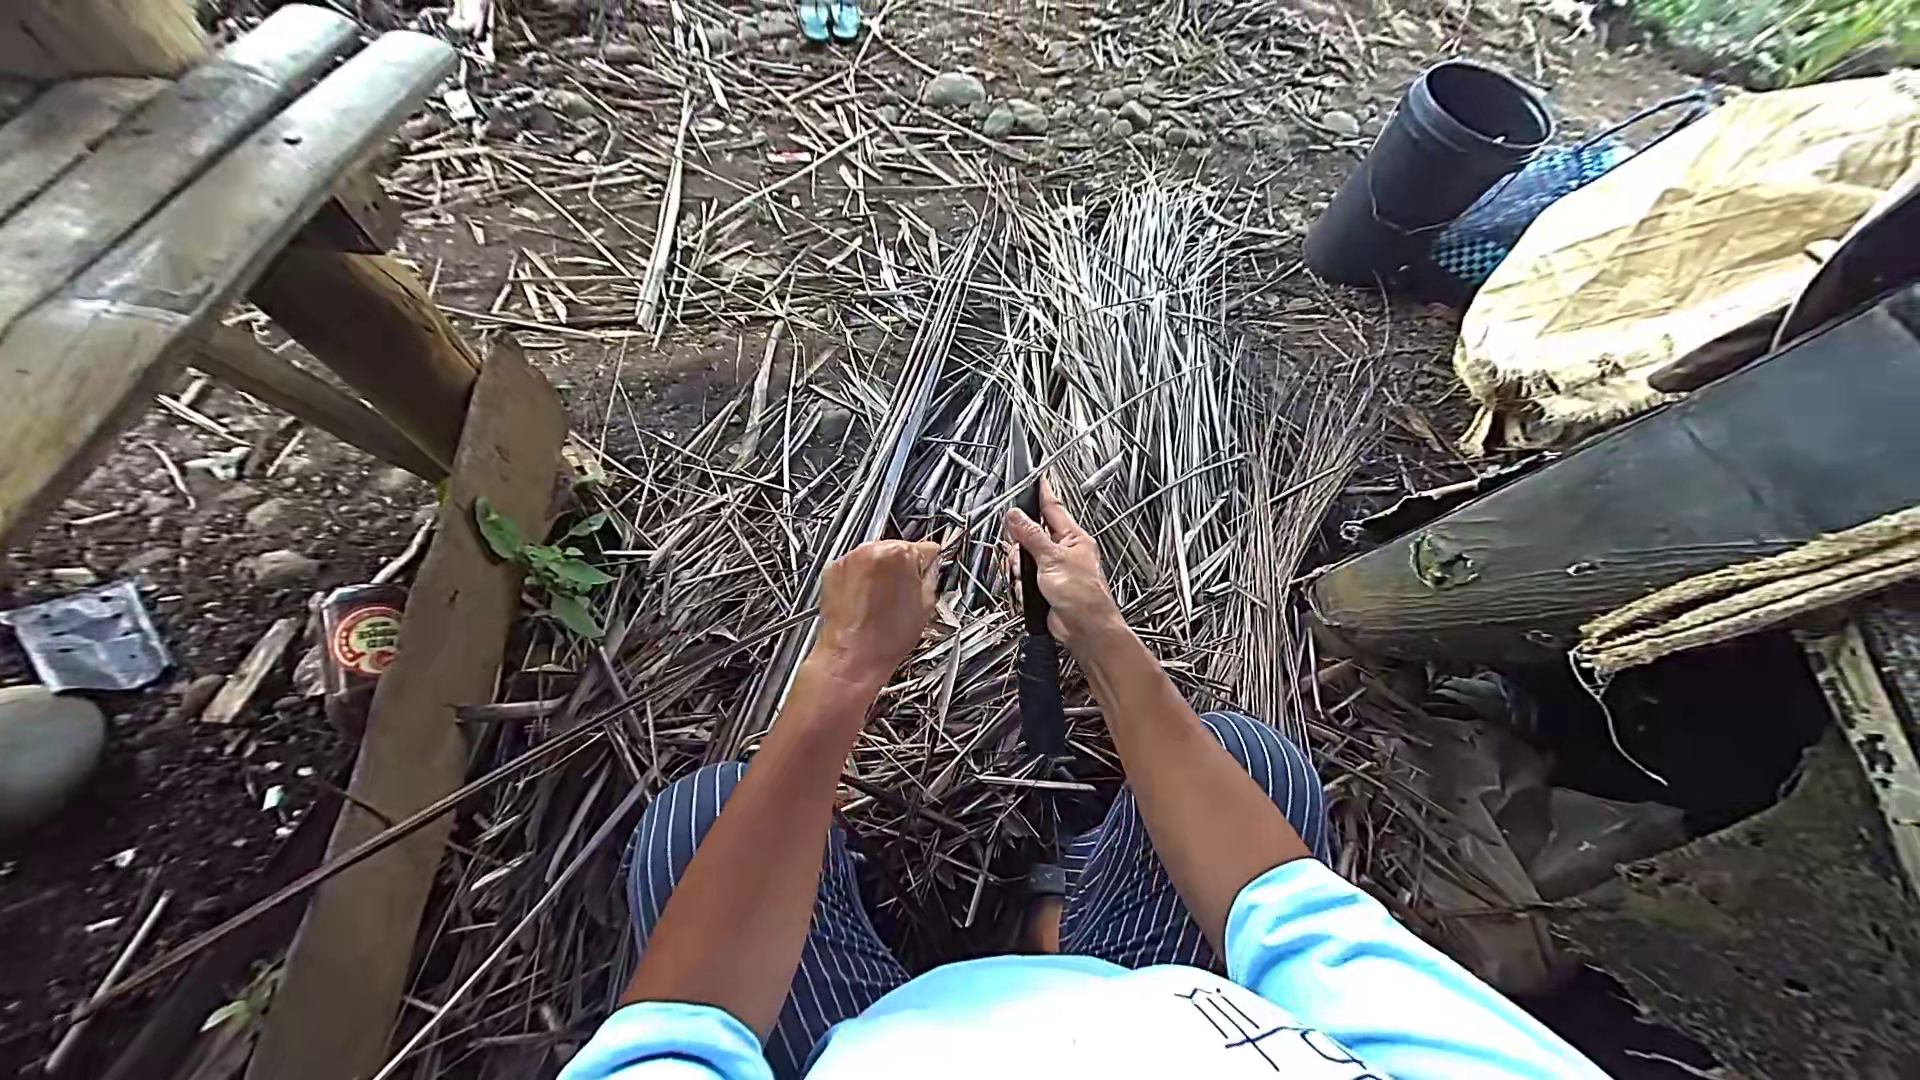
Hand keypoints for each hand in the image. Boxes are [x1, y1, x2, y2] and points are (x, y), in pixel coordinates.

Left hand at [813, 539, 942, 685]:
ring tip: (884, 600)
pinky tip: (868, 599)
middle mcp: (873, 549)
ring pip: (877, 556)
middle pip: (899, 548)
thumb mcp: (926, 605)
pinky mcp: (835, 569)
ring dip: (882, 572)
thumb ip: (930, 577)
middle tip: (904, 593)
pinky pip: (857, 566)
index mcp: (900, 554)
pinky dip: (863, 578)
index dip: (930, 563)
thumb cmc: (884, 638)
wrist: (852, 655)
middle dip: (903, 567)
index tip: (927, 572)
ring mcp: (851, 558)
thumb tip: (930, 567)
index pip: (926, 547)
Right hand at [1006, 478, 1125, 650]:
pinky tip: (1029, 590)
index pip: (1054, 509)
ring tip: (1028, 577)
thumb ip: (1031, 536)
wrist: (1085, 630)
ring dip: (1021, 568)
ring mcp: (1054, 570)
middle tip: (1021, 552)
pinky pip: (1024, 578)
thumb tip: (1016, 515)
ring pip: (1024, 558)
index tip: (1035, 480)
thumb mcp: (1052, 559)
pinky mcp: (1045, 587)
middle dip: (1021, 546)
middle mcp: (1065, 552)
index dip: (1042, 494)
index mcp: (1074, 539)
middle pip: (1032, 536)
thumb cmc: (1084, 596)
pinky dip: (1022, 584)